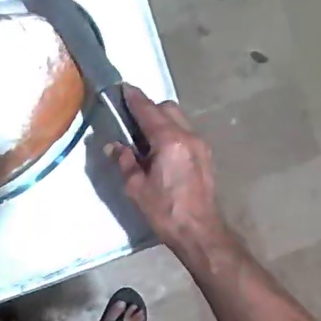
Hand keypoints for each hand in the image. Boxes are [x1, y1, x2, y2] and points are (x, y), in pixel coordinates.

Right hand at [106, 86, 231, 261]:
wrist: (199, 231)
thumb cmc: (165, 211)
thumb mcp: (136, 188)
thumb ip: (125, 162)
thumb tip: (114, 146)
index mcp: (169, 141)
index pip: (148, 111)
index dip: (134, 98)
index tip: (123, 88)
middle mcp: (189, 136)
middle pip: (168, 108)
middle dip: (149, 108)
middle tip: (130, 119)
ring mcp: (201, 145)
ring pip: (179, 119)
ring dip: (162, 120)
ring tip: (144, 137)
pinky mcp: (206, 156)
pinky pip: (186, 133)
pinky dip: (172, 132)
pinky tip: (160, 151)